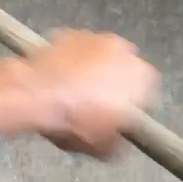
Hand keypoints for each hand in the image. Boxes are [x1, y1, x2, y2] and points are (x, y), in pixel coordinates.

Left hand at [19, 30, 159, 156]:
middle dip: (113, 87)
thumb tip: (116, 145)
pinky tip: (62, 80)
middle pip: (125, 73)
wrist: (36, 94)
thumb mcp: (103, 147)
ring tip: (76, 95)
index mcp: (143, 77)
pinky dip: (73, 63)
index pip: (146, 96)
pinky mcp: (71, 34)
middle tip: (95, 108)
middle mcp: (125, 51)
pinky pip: (78, 52)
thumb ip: (118, 144)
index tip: (119, 121)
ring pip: (102, 59)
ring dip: (93, 73)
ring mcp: (97, 38)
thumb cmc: (74, 119)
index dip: (131, 110)